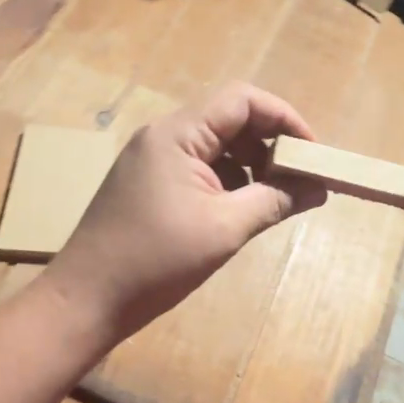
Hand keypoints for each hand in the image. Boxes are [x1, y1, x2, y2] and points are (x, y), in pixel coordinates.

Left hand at [42, 83, 323, 339]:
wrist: (84, 302)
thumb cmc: (155, 262)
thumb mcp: (224, 230)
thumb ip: (275, 200)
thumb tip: (319, 187)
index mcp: (178, 134)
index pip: (242, 100)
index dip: (283, 117)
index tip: (311, 152)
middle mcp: (164, 135)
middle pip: (229, 117)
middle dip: (270, 141)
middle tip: (300, 174)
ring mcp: (153, 158)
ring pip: (216, 143)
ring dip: (251, 162)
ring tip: (276, 195)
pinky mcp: (149, 182)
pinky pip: (199, 165)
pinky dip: (228, 179)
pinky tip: (243, 209)